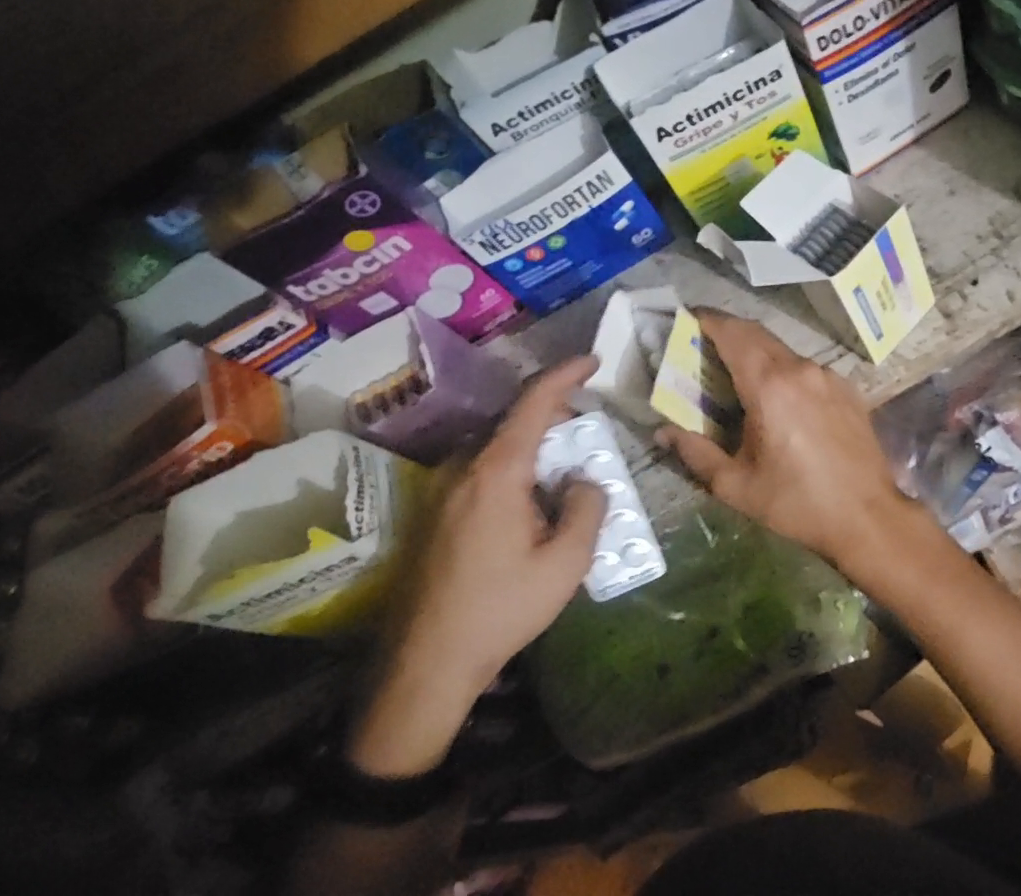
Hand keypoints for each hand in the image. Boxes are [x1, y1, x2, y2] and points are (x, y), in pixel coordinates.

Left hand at [350, 356, 605, 776]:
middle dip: (553, 413)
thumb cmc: (501, 609)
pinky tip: (531, 501)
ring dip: (532, 444)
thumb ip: (587, 509)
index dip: (565, 375)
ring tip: (564, 466)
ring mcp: (442, 490)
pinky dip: (512, 466)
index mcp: (497, 472)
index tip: (593, 361)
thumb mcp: (565, 564)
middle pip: (512, 420)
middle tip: (588, 428)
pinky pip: (480, 470)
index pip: (533, 403)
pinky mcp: (435, 513)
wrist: (427, 660)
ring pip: (494, 446)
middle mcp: (463, 469)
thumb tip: (586, 480)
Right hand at [655, 311, 928, 579]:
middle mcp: (801, 370)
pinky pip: (806, 371)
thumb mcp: (736, 486)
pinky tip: (776, 400)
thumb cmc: (798, 504)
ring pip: (783, 353)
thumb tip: (663, 432)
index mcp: (770, 386)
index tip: (687, 319)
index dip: (707, 321)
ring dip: (756, 356)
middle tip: (701, 349)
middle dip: (727, 335)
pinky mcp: (848, 391)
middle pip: (757, 336)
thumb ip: (695, 453)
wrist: (869, 517)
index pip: (733, 334)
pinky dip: (783, 373)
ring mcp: (829, 377)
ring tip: (735, 378)